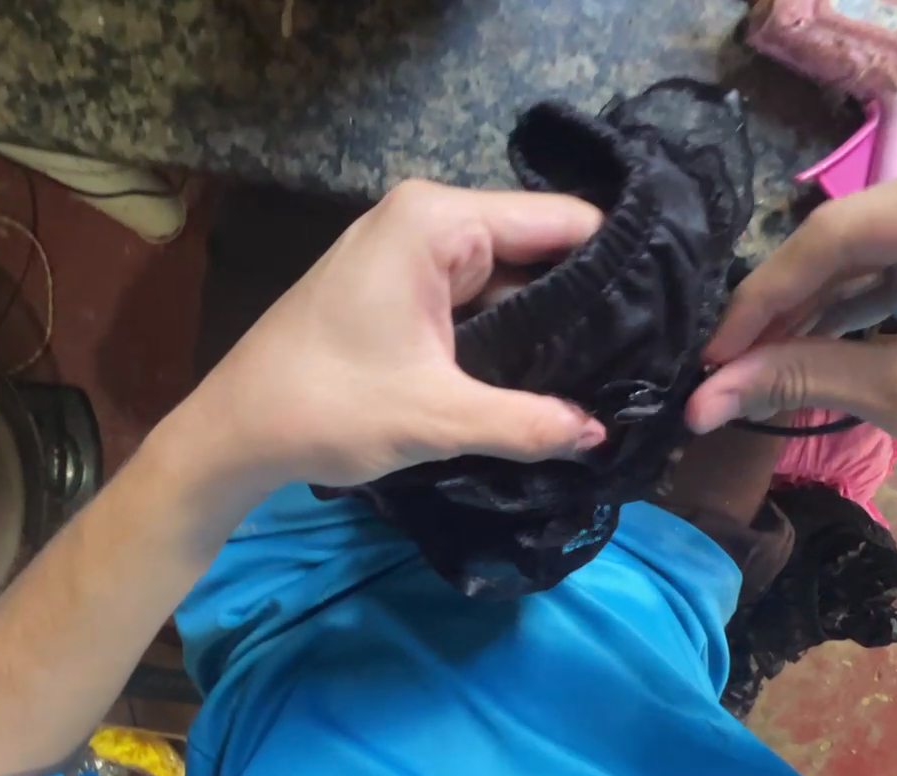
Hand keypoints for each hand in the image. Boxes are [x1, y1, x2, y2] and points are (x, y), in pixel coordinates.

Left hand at [172, 180, 607, 491]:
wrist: (236, 432)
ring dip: (541, 329)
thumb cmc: (326, 409)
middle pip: (535, 251)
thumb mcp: (436, 419)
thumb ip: (527, 423)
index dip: (615, 269)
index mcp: (438, 222)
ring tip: (602, 375)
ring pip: (503, 283)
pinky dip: (500, 339)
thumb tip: (600, 433)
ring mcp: (408, 255)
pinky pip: (469, 305)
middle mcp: (426, 221)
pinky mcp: (396, 291)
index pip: (562, 223)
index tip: (659, 319)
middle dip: (581, 306)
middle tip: (638, 361)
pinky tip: (537, 377)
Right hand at [686, 116, 896, 537]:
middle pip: (860, 240)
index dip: (765, 296)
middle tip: (723, 374)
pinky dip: (852, 319)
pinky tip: (803, 354)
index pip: (852, 228)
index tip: (710, 359)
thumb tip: (697, 401)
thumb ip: (801, 380)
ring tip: (751, 372)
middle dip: (787, 313)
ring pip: (872, 259)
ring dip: (811, 319)